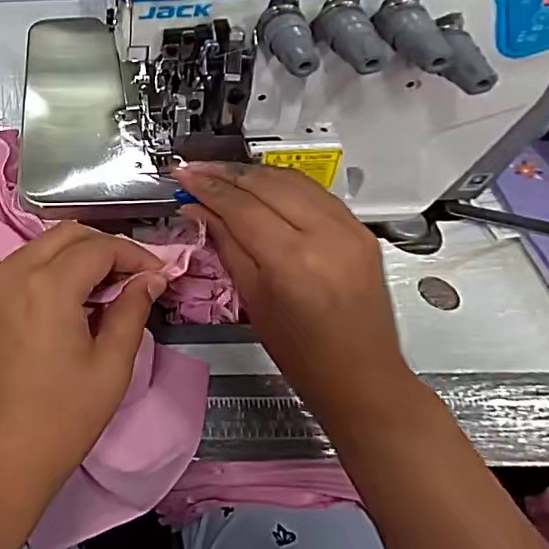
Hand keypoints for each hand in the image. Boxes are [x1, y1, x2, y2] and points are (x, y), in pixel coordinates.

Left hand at [0, 222, 164, 548]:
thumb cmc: (59, 422)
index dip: (134, 255)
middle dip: (104, 247)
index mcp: (47, 285)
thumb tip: (149, 280)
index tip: (156, 273)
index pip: (98, 247)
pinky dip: (45, 271)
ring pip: (38, 247)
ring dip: (73, 257)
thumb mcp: (110, 368)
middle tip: (131, 277)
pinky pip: (16, 269)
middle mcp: (11, 273)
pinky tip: (63, 303)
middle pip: (66, 234)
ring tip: (101, 291)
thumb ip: (131, 311)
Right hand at [173, 161, 412, 418]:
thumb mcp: (253, 299)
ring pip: (291, 179)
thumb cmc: (303, 355)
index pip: (241, 206)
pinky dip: (283, 183)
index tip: (184, 177)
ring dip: (253, 173)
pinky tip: (262, 186)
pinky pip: (315, 192)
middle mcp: (326, 236)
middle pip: (265, 183)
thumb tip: (199, 210)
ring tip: (223, 174)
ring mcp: (349, 229)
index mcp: (293, 261)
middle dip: (226, 172)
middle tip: (196, 170)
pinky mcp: (361, 230)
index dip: (207, 187)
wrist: (363, 378)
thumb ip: (226, 245)